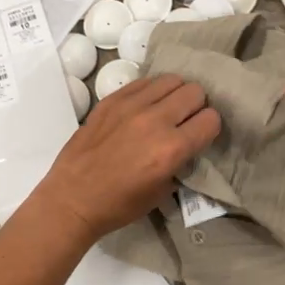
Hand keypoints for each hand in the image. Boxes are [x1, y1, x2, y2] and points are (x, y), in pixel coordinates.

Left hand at [28, 75, 220, 243]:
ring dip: (175, 94)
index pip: (211, 119)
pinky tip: (144, 106)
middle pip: (195, 92)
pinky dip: (151, 91)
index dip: (209, 127)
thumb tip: (189, 142)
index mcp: (171, 149)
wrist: (72, 198)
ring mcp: (132, 105)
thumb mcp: (162, 192)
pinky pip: (145, 81)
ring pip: (172, 79)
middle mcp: (155, 121)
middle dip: (196, 106)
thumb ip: (181, 161)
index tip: (201, 135)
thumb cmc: (119, 205)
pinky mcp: (113, 99)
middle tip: (185, 120)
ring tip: (166, 109)